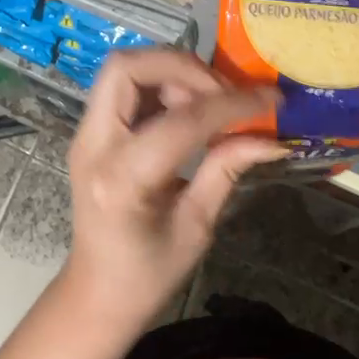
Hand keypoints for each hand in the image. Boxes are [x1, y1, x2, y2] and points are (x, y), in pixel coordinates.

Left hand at [64, 50, 285, 323]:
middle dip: (182, 67)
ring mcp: (86, 132)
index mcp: (122, 178)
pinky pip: (124, 87)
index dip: (230, 105)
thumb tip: (272, 138)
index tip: (270, 100)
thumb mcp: (196, 226)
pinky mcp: (90, 129)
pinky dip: (159, 84)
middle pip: (128, 68)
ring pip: (123, 69)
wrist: (96, 291)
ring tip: (209, 101)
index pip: (180, 121)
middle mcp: (94, 144)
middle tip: (225, 91)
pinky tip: (188, 108)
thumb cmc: (148, 273)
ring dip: (170, 72)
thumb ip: (225, 170)